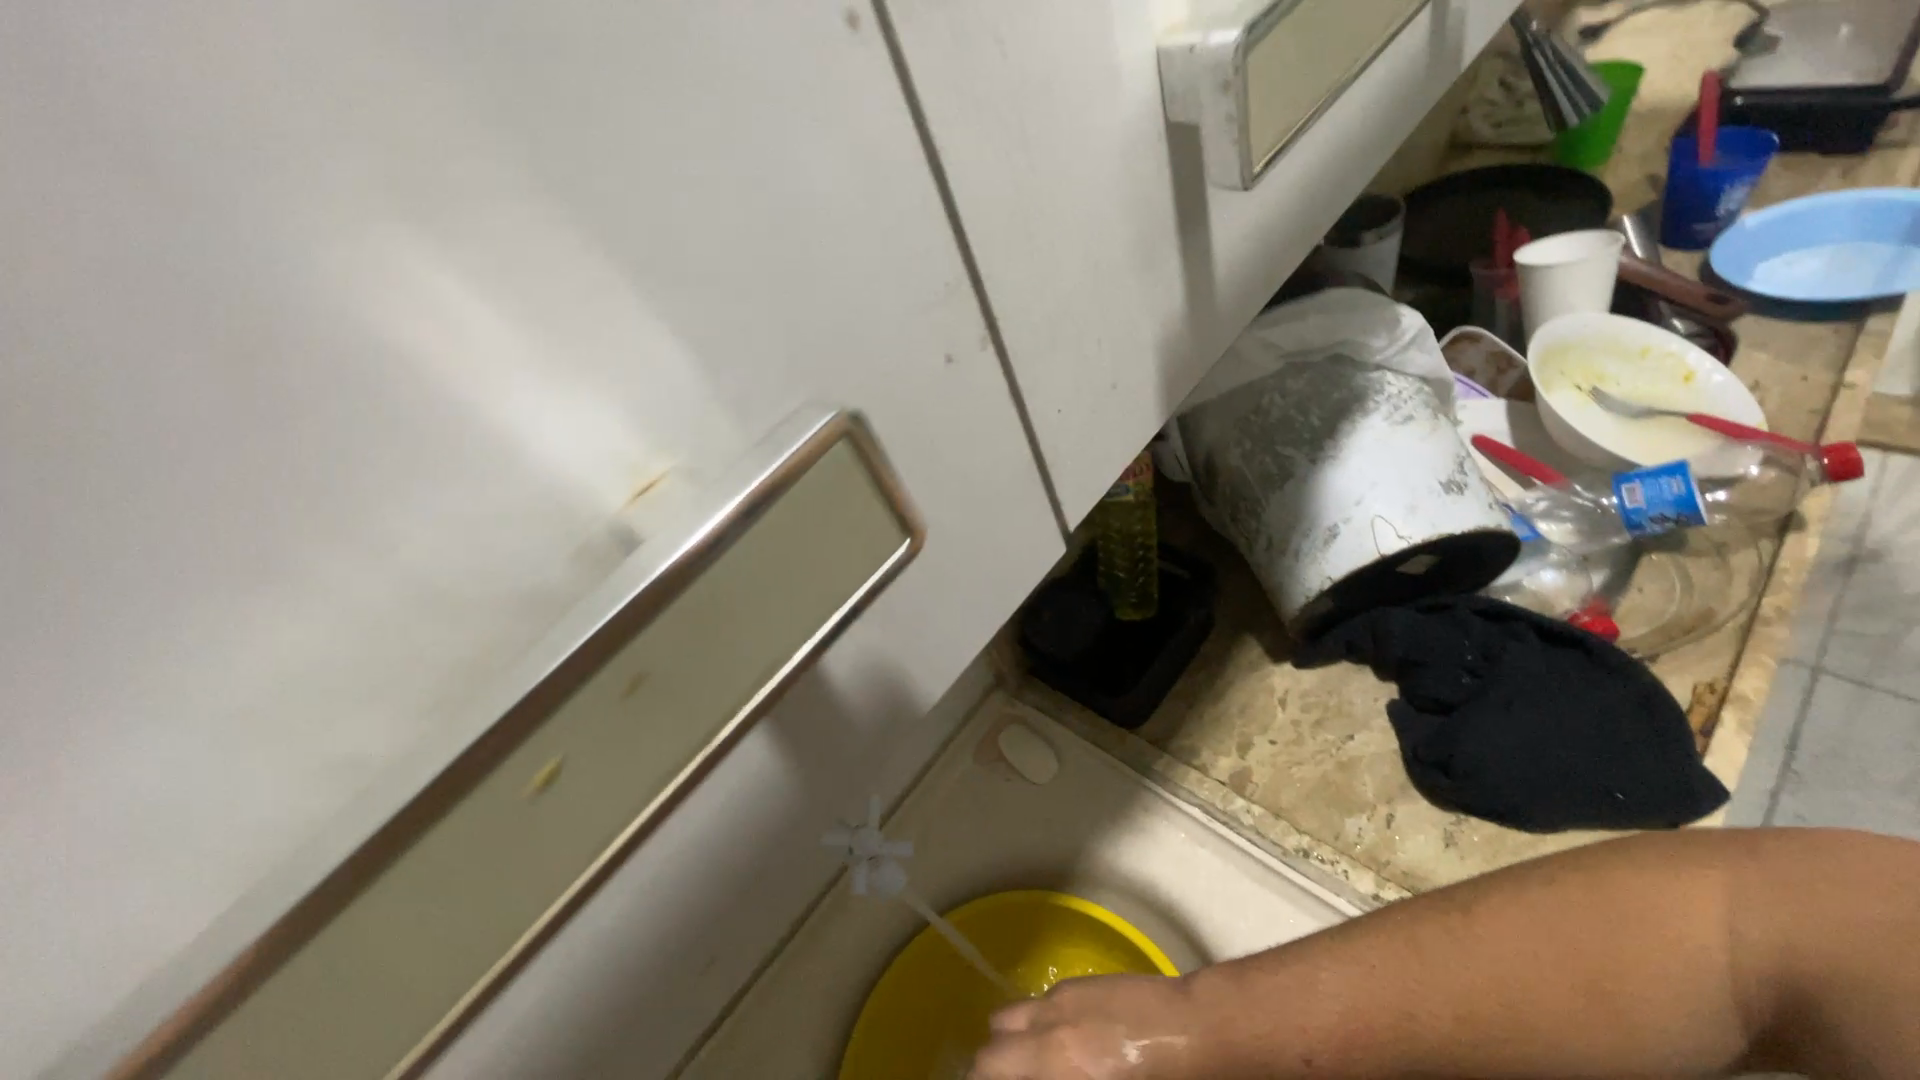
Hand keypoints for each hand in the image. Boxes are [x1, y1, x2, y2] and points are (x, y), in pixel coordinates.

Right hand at [965, 974, 1205, 1079]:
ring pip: (1007, 1019)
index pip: (988, 1072)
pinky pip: (1040, 1004)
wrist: (1197, 1032)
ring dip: (1007, 1042)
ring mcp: (1059, 1002)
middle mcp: (1046, 1031)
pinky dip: (1038, 1023)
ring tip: (1024, 1062)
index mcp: (1053, 1067)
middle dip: (988, 1070)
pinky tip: (1064, 1039)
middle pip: (990, 1053)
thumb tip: (1044, 1073)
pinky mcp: (1078, 985)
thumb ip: (1057, 1079)